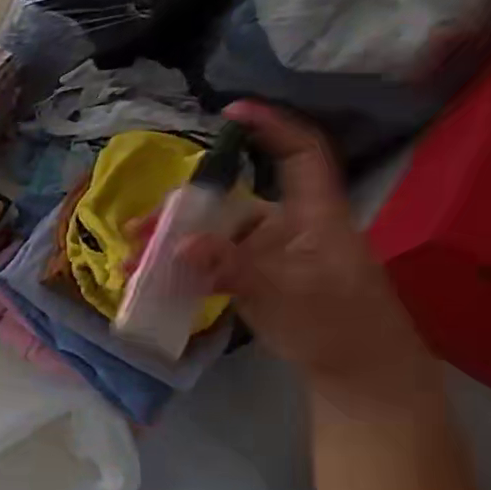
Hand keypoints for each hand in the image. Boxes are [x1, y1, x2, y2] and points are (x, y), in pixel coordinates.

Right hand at [138, 101, 436, 398]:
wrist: (359, 378)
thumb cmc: (340, 326)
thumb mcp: (285, 295)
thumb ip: (231, 267)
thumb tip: (176, 243)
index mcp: (313, 215)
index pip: (300, 155)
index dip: (272, 126)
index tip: (229, 111)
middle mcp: (286, 227)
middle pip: (230, 202)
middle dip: (181, 211)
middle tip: (139, 228)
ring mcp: (267, 256)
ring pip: (212, 236)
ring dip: (171, 245)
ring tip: (131, 260)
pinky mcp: (253, 280)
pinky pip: (210, 265)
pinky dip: (180, 270)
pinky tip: (149, 279)